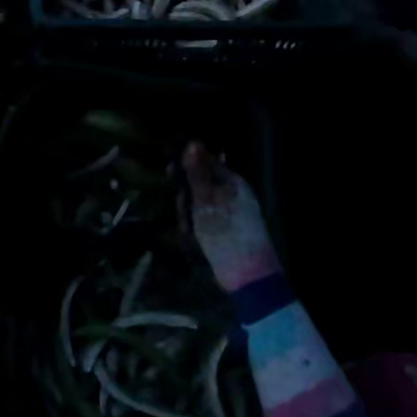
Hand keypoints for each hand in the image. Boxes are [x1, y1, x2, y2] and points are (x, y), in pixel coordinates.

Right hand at [184, 142, 279, 291]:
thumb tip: (192, 142)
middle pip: (199, 184)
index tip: (170, 174)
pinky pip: (202, 219)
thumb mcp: (208, 200)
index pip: (206, 163)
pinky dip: (194, 226)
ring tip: (188, 229)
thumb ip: (198, 173)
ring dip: (188, 214)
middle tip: (184, 211)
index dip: (187, 166)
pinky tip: (191, 236)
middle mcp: (231, 194)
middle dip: (186, 196)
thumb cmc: (228, 232)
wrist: (247, 274)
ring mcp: (227, 212)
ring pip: (198, 203)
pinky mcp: (222, 229)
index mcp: (233, 182)